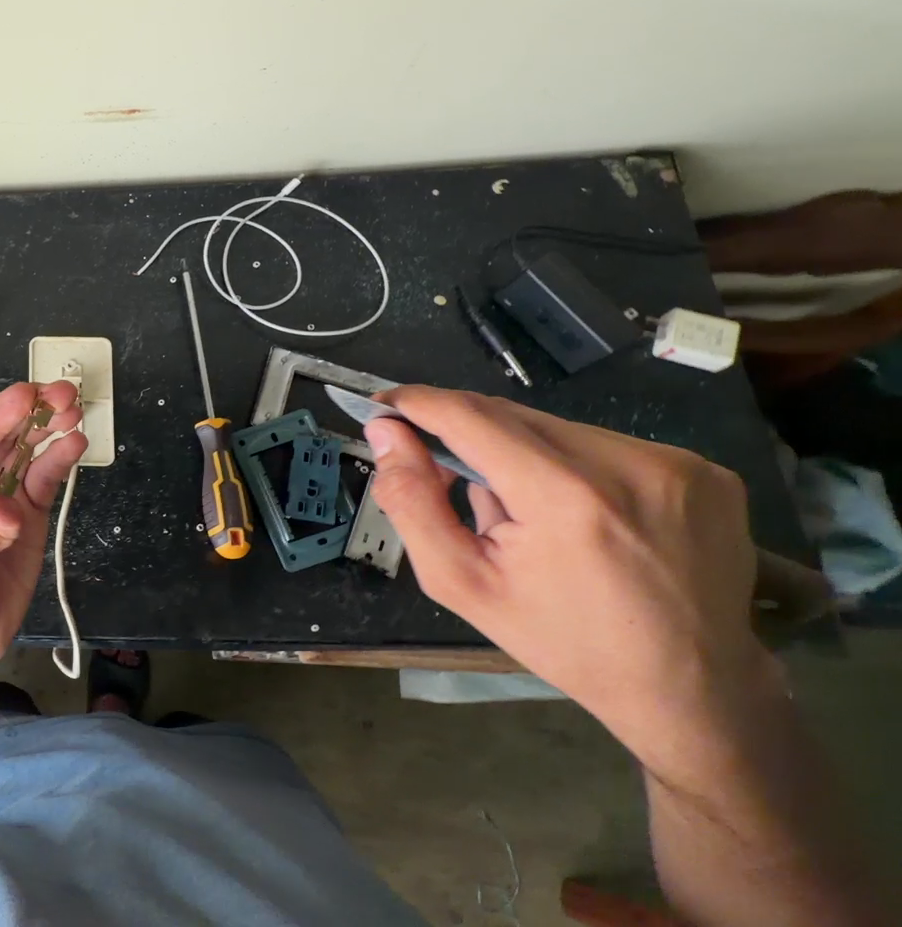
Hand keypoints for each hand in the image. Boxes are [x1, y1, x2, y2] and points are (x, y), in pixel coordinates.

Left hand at [0, 381, 86, 674]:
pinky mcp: (25, 519)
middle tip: (60, 392)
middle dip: (27, 415)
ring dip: (47, 430)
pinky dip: (59, 462)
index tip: (24, 395)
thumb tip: (5, 507)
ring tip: (75, 407)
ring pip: (23, 456)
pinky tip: (76, 443)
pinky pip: (42, 482)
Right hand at [364, 386, 778, 769]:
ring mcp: (678, 465)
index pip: (471, 416)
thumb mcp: (460, 582)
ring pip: (558, 428)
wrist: (690, 686)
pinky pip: (605, 444)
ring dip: (519, 451)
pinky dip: (571, 464)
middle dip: (464, 433)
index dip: (418, 403)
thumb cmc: (560, 639)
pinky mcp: (707, 471)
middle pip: (512, 416)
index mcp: (564, 498)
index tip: (382, 405)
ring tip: (521, 508)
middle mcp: (628, 465)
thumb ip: (412, 502)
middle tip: (438, 469)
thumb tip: (386, 435)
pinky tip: (577, 511)